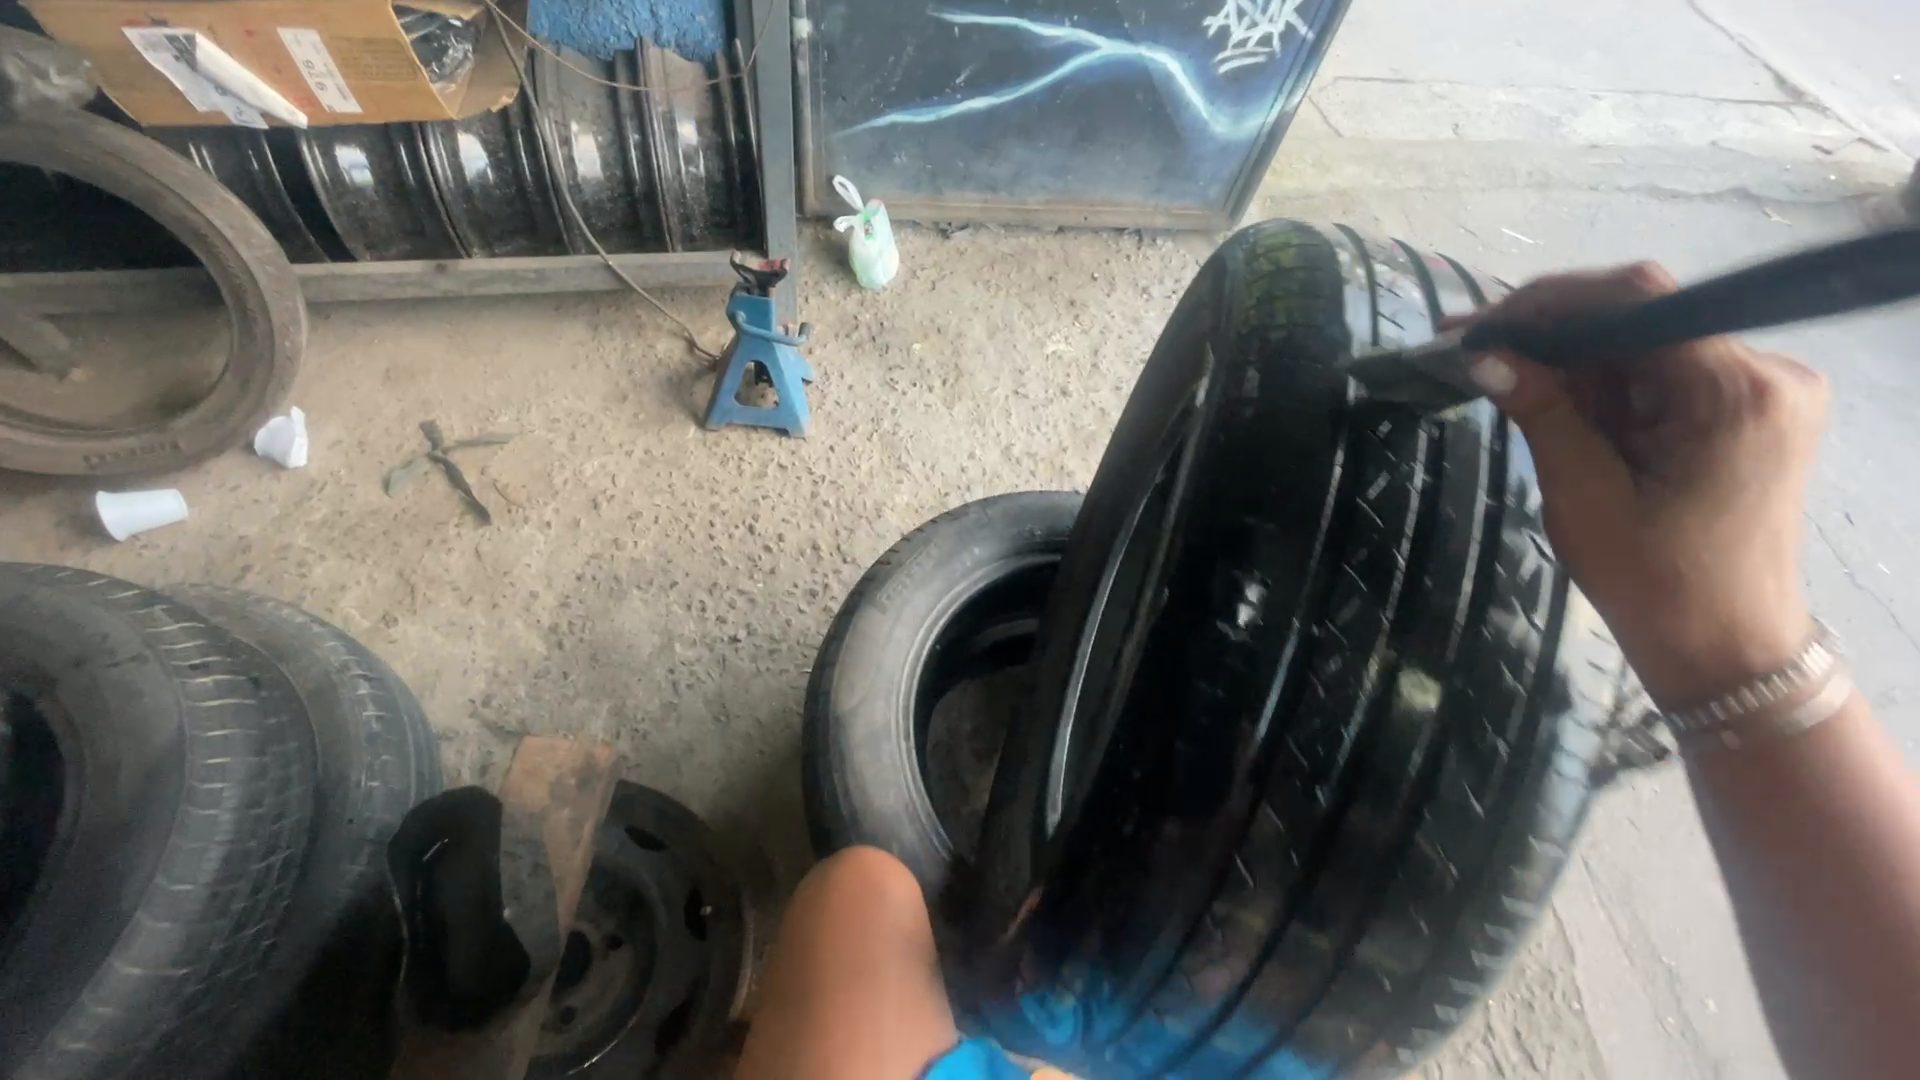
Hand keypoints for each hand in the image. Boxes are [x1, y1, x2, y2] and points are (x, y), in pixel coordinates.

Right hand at [1464, 263, 1829, 706]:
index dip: (1548, 302)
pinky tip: (1541, 391)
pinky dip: (1592, 381)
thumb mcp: (1582, 492)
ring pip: (1639, 344)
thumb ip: (1543, 411)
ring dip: (1563, 355)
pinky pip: (1652, 374)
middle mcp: (1760, 374)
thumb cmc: (1652, 577)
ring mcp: (1753, 391)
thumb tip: (1483, 356)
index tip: (1475, 326)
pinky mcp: (1735, 410)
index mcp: (1735, 392)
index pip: (1637, 302)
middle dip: (1546, 328)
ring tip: (1488, 368)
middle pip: (1639, 317)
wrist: (1720, 641)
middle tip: (1464, 344)